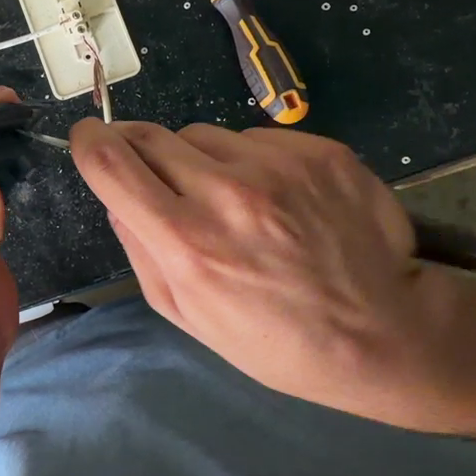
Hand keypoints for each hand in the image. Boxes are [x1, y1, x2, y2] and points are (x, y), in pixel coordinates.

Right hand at [70, 119, 470, 430]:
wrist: (387, 335)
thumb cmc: (273, 341)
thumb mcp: (184, 314)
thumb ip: (138, 248)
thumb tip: (113, 195)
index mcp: (186, 242)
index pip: (110, 162)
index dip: (88, 141)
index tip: (88, 138)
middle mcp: (227, 193)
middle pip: (150, 135)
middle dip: (138, 148)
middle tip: (157, 175)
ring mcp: (279, 167)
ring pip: (203, 134)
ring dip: (199, 158)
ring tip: (233, 199)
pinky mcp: (320, 151)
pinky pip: (256, 137)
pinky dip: (252, 160)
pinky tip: (279, 197)